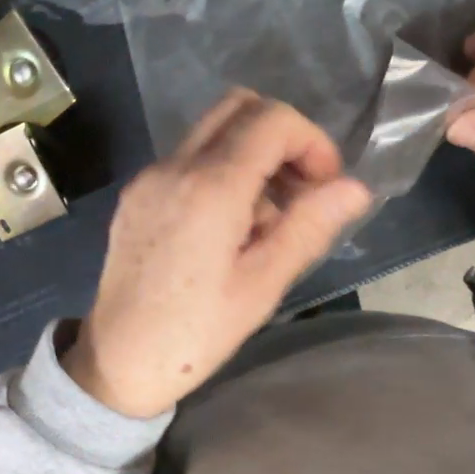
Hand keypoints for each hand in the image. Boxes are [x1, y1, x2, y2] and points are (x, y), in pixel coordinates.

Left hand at [64, 90, 371, 416]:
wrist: (118, 365)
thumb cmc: (195, 335)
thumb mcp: (261, 286)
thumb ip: (307, 228)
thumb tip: (355, 188)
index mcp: (211, 187)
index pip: (273, 120)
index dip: (311, 142)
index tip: (325, 187)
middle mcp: (174, 167)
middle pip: (238, 108)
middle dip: (280, 139)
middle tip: (299, 192)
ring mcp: (148, 180)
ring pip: (211, 134)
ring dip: (250, 158)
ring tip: (264, 225)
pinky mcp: (134, 200)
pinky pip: (185, 163)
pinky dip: (217, 176)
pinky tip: (226, 232)